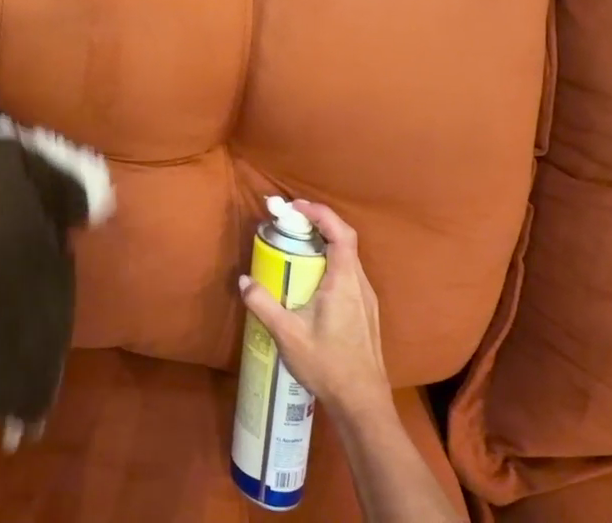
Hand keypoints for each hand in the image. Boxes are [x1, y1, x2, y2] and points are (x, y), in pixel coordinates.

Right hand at [238, 201, 391, 423]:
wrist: (363, 404)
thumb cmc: (328, 366)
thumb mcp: (287, 334)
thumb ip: (263, 303)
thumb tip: (244, 281)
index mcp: (345, 284)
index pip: (341, 235)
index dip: (321, 213)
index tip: (295, 207)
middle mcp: (361, 287)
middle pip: (344, 242)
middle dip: (316, 225)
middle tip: (288, 223)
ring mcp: (366, 301)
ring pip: (347, 260)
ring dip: (322, 246)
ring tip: (294, 247)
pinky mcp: (365, 314)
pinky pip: (347, 275)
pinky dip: (327, 264)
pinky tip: (307, 280)